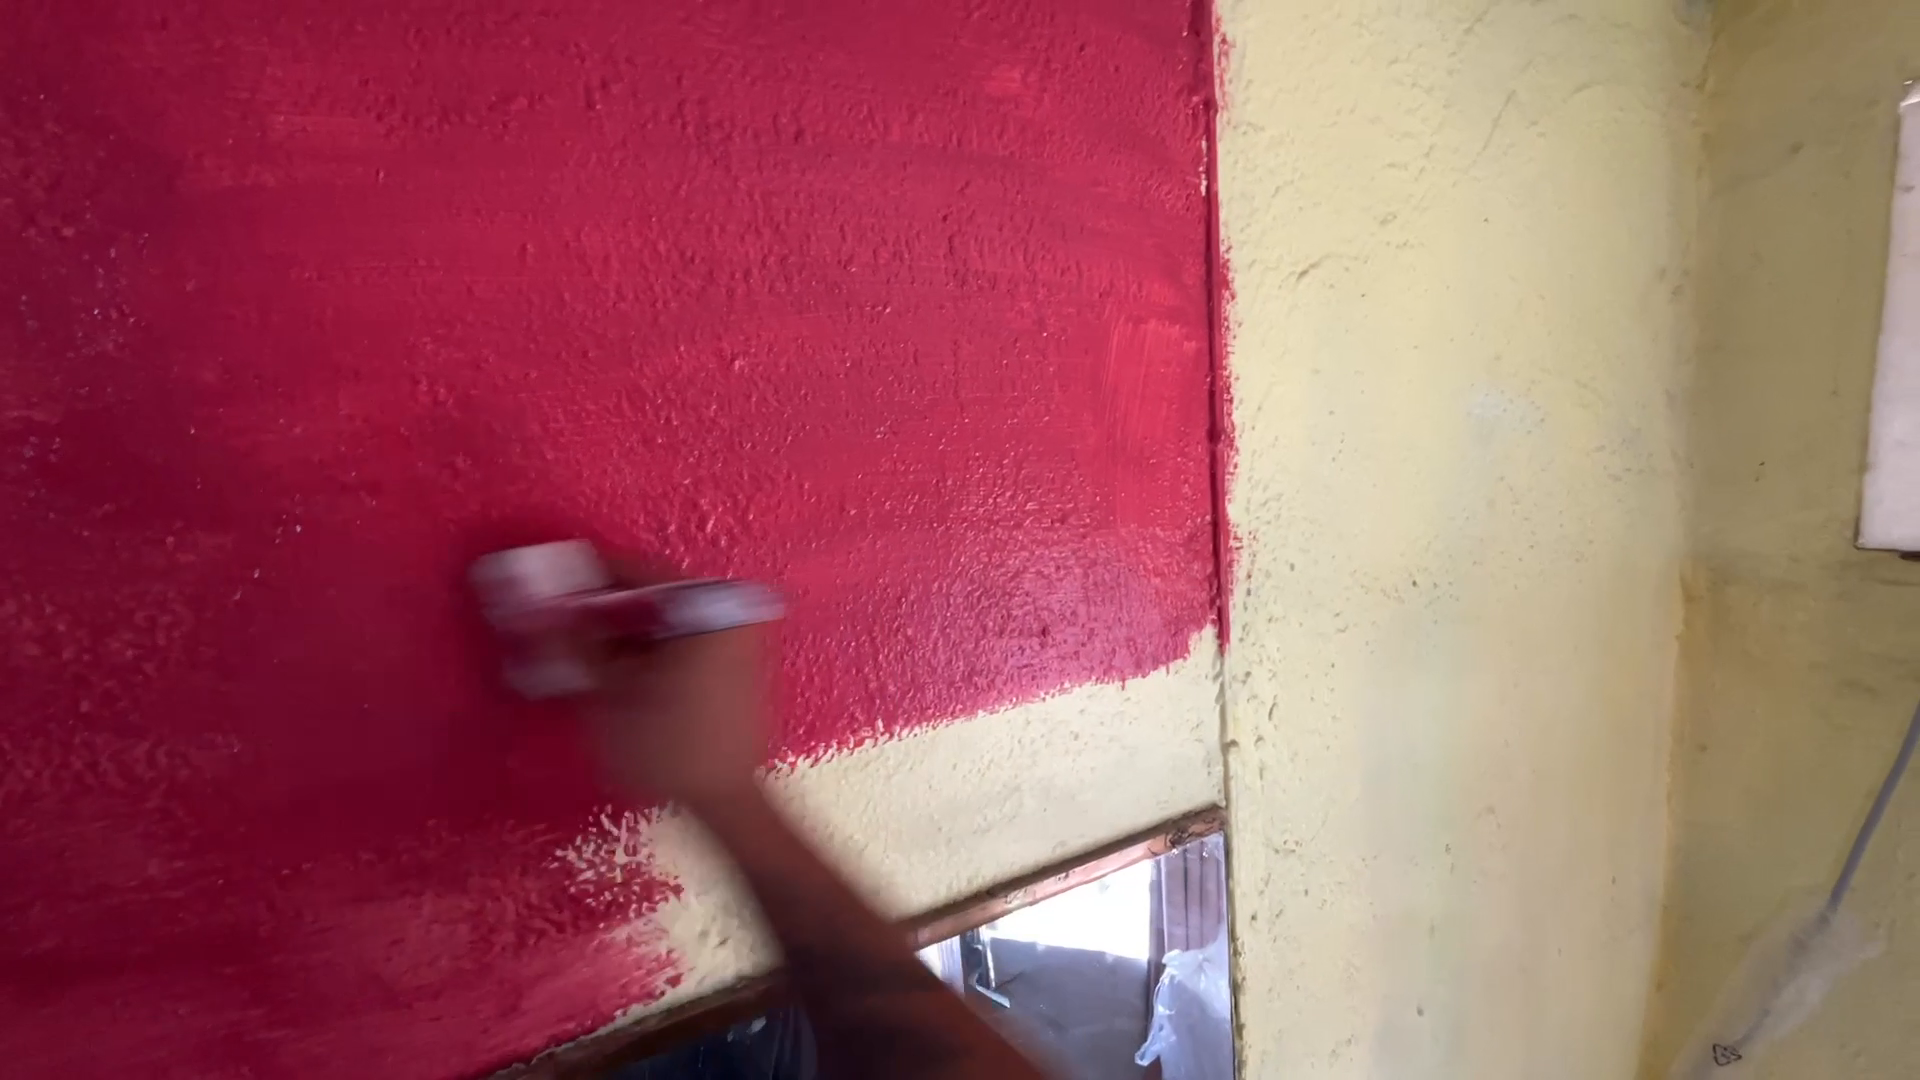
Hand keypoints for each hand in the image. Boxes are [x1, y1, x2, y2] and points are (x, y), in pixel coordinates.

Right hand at [568, 568, 770, 809]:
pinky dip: (650, 646)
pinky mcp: (739, 660)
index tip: (544, 581)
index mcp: (711, 606)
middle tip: (556, 622)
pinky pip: (686, 636)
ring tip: (581, 652)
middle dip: (600, 606)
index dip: (583, 576)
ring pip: (667, 616)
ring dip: (622, 629)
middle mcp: (734, 612)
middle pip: (652, 592)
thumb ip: (568, 640)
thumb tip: (533, 604)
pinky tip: (618, 670)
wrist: (725, 800)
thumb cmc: (673, 752)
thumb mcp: (605, 692)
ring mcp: (741, 635)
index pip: (635, 570)